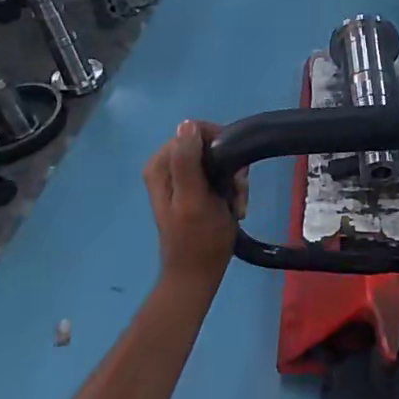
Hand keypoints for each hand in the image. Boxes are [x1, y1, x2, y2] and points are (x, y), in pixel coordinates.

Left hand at [142, 120, 247, 286]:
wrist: (197, 275)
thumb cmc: (198, 239)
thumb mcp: (193, 199)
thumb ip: (186, 161)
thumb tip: (187, 124)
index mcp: (161, 163)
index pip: (195, 131)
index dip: (220, 146)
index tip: (233, 174)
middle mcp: (167, 165)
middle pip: (209, 146)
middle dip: (230, 167)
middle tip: (238, 193)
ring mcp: (181, 177)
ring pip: (218, 161)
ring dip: (234, 182)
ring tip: (237, 205)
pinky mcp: (194, 189)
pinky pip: (219, 175)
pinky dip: (231, 190)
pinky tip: (234, 208)